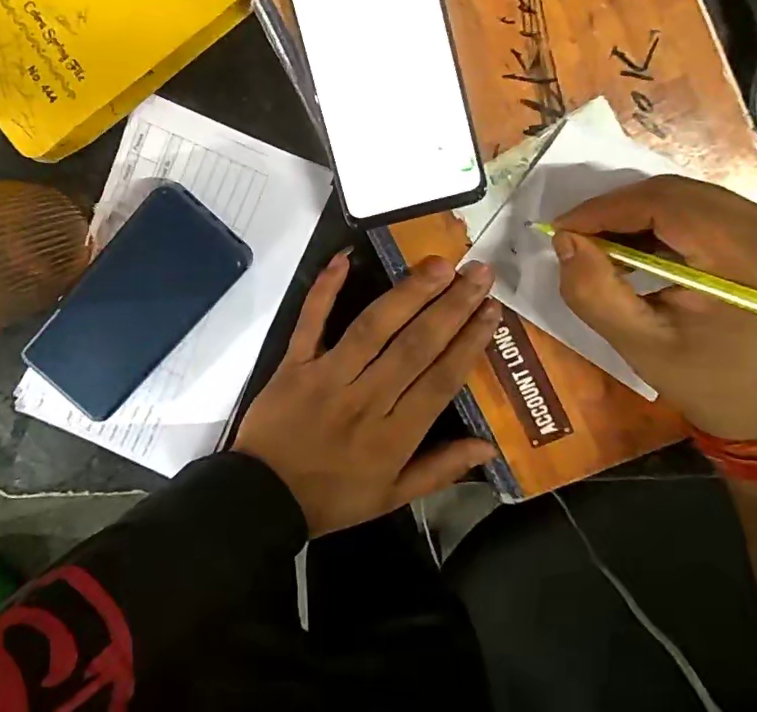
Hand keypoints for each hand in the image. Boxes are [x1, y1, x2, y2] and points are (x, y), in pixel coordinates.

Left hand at [234, 252, 500, 537]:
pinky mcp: (294, 363)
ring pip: (373, 328)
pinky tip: (344, 259)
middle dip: (451, 306)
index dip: (469, 343)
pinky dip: (325, 289)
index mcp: (394, 435)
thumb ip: (440, 469)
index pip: (441, 380)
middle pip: (415, 346)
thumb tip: (487, 445)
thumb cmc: (332, 497)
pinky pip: (311, 321)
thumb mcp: (391, 497)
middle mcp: (366, 399)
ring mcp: (327, 376)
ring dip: (408, 293)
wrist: (263, 496)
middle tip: (477, 273)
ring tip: (437, 264)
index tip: (492, 310)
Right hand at [552, 175, 756, 440]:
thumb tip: (565, 238)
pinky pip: (710, 205)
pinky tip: (641, 243)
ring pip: (691, 194)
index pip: (666, 205)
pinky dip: (666, 217)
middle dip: (618, 207)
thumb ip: (593, 290)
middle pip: (679, 193)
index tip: (563, 226)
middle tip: (578, 233)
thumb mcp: (636, 343)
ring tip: (604, 240)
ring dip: (639, 210)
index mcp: (750, 265)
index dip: (607, 208)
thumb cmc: (703, 381)